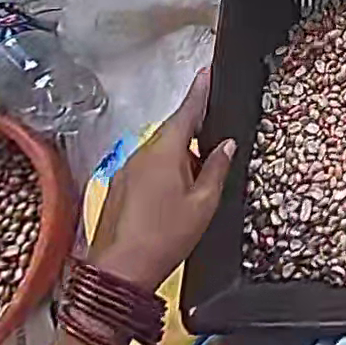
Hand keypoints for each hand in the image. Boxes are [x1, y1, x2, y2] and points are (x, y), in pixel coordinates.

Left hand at [86, 68, 234, 288]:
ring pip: (161, 148)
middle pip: (173, 130)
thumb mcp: (204, 203)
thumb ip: (217, 168)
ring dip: (182, 151)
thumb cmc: (166, 236)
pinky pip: (149, 164)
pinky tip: (179, 187)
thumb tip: (227, 144)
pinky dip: (167, 166)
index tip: (206, 71)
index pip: (186, 112)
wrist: (119, 273)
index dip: (199, 91)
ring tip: (201, 170)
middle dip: (194, 127)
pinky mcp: (121, 186)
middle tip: (215, 130)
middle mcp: (142, 153)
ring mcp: (128, 170)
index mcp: (165, 151)